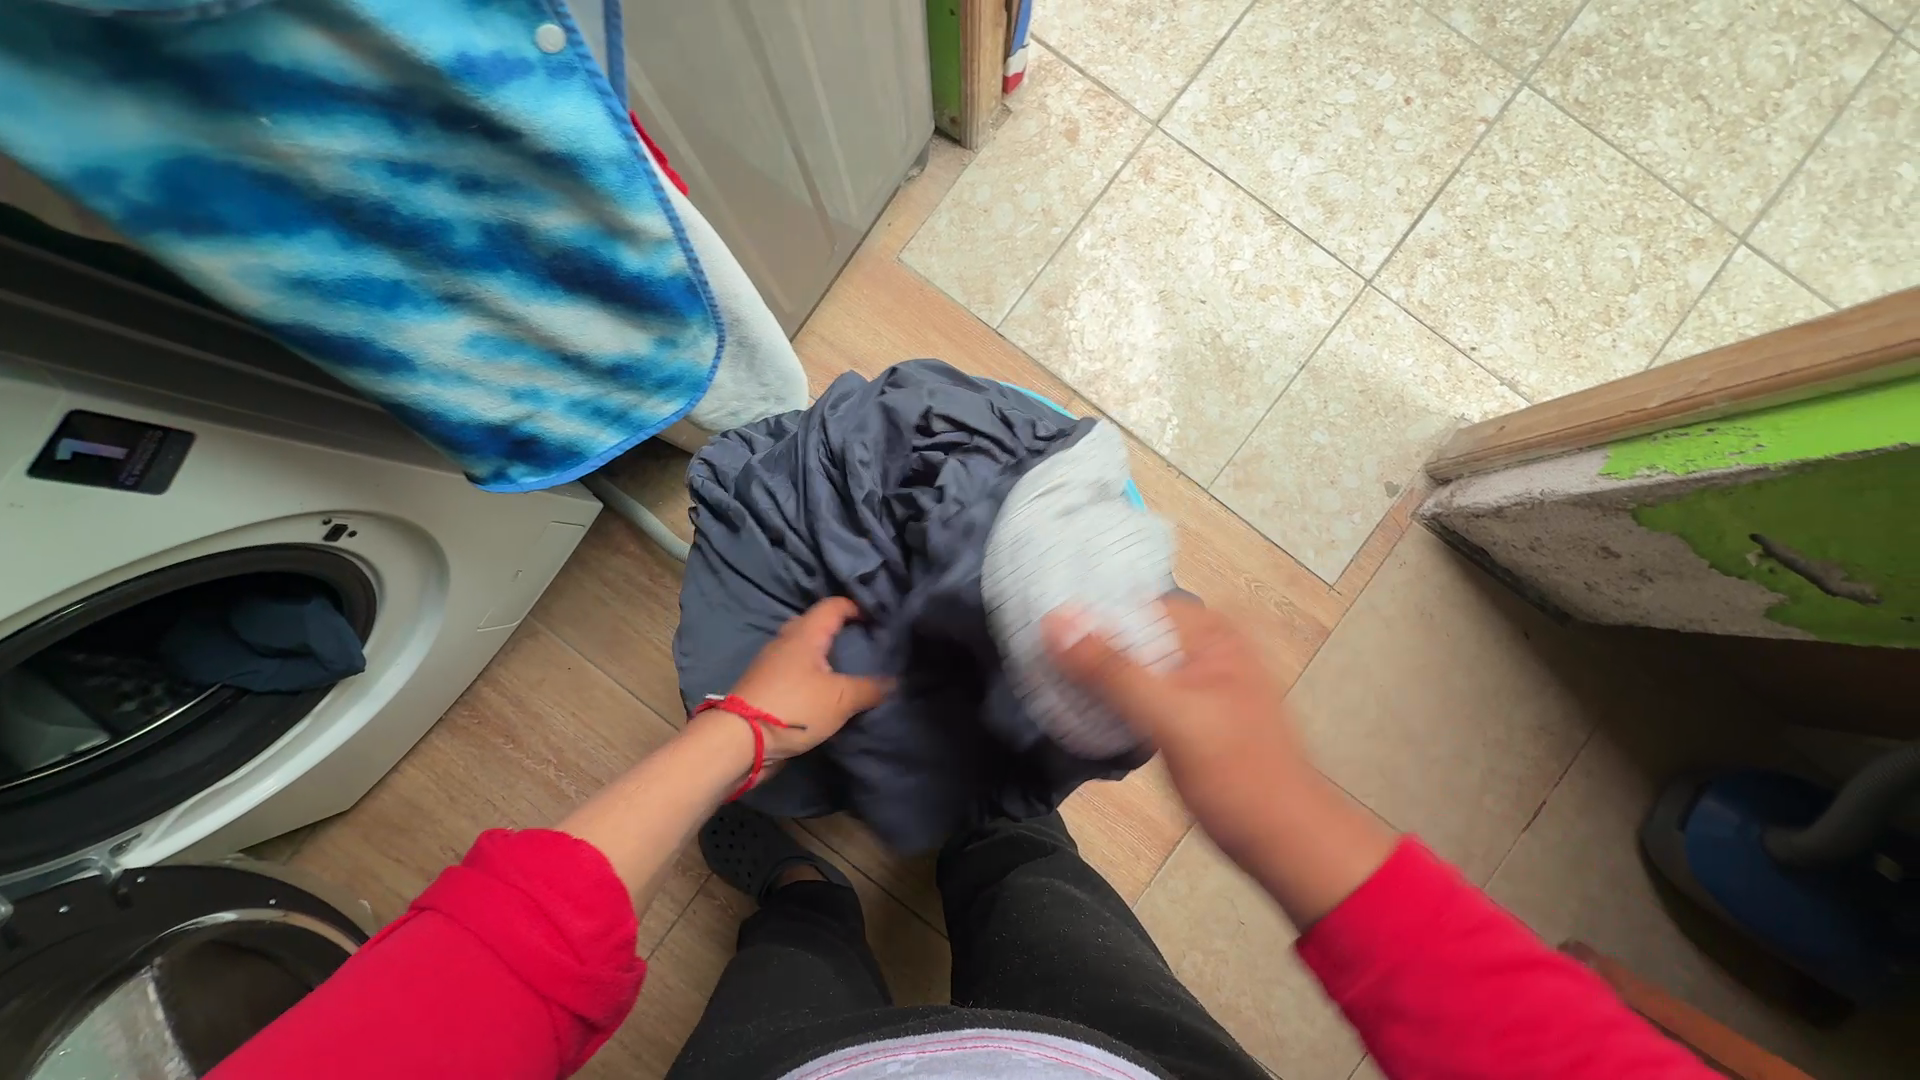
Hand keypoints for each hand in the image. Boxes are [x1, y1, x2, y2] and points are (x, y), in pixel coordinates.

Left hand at [710, 597, 892, 763]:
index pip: (833, 605)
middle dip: (839, 629)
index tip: (878, 619)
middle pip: (815, 623)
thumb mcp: (841, 699)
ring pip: (803, 648)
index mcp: (805, 634)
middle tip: (864, 642)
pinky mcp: (765, 687)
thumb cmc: (793, 708)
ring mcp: (771, 664)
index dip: (857, 607)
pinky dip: (812, 673)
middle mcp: (786, 641)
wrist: (739, 741)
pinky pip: (794, 670)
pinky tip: (825, 690)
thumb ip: (870, 689)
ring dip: (824, 654)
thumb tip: (896, 681)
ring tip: (848, 668)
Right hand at [1044, 596, 1396, 926]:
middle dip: (1091, 645)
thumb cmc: (1239, 778)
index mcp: (1213, 632)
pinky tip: (1088, 712)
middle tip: (1043, 661)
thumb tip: (1057, 622)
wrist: (1285, 842)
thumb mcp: (1170, 717)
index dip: (1090, 617)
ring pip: (1135, 663)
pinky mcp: (1192, 713)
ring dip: (1100, 672)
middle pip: (1133, 633)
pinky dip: (1116, 696)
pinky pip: (1143, 690)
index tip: (1044, 634)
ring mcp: (1202, 681)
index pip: (1134, 605)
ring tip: (1055, 683)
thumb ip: (1112, 669)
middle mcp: (1209, 647)